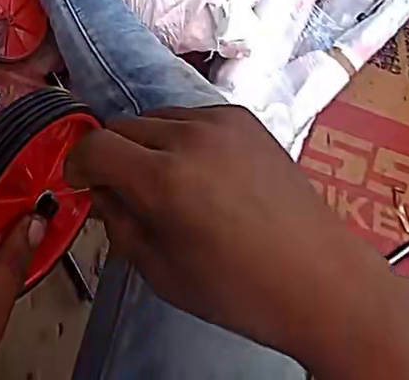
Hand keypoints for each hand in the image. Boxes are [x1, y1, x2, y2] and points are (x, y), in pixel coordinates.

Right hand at [65, 105, 408, 378]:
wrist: (330, 287)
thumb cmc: (241, 291)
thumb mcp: (161, 272)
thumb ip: (116, 223)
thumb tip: (98, 190)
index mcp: (164, 180)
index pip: (95, 146)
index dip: (78, 162)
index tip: (78, 179)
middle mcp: (187, 138)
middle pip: (120, 127)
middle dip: (114, 156)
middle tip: (127, 188)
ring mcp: (217, 122)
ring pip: (152, 117)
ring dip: (146, 143)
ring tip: (169, 178)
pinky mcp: (241, 116)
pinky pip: (187, 115)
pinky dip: (180, 136)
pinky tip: (202, 169)